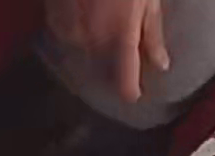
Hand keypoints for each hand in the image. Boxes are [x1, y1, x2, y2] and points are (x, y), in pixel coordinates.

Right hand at [45, 0, 168, 102]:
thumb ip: (152, 33)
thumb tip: (161, 66)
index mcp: (121, 37)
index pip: (125, 87)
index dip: (131, 89)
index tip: (135, 87)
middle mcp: (94, 40)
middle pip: (103, 73)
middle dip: (113, 66)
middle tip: (121, 39)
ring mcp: (70, 27)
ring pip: (83, 54)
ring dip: (92, 46)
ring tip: (102, 16)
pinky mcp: (53, 14)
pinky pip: (65, 34)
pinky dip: (74, 28)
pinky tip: (84, 8)